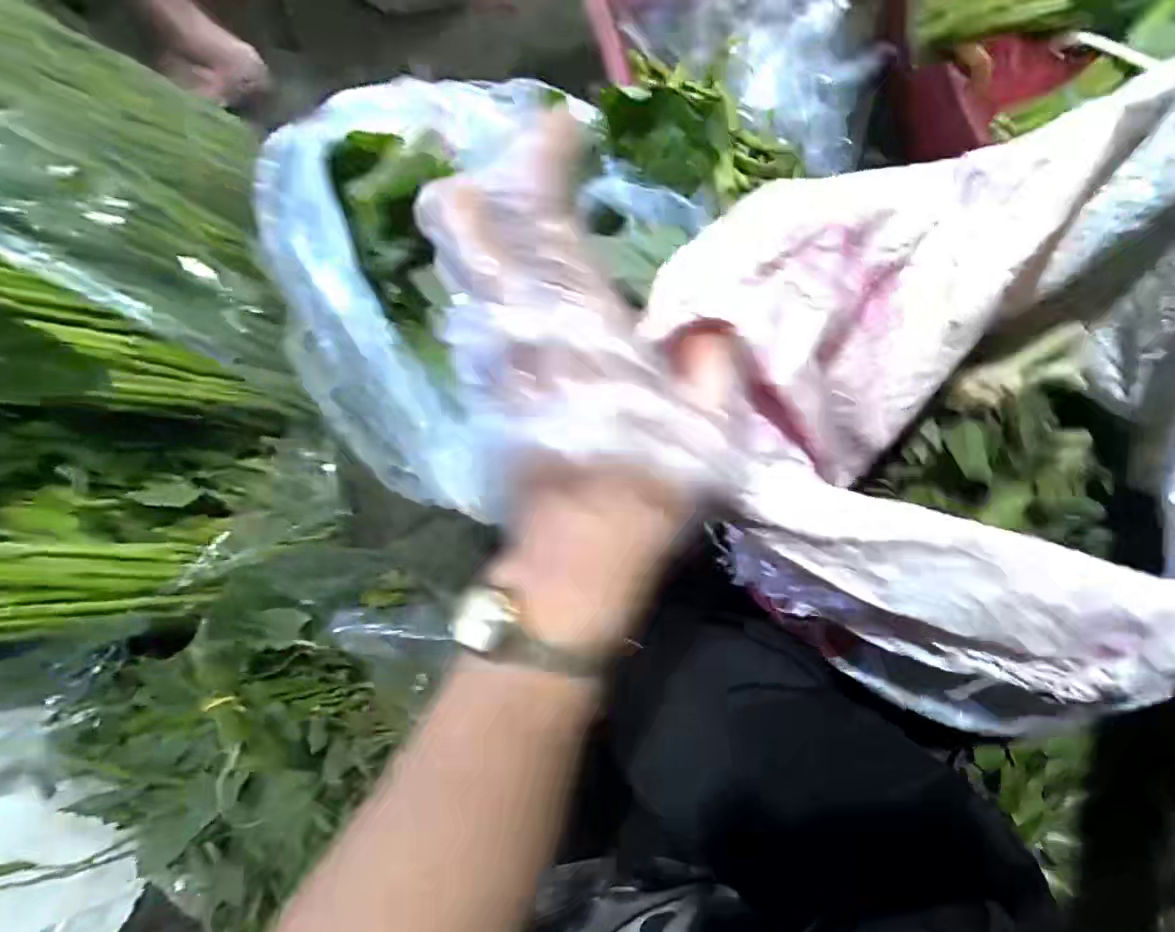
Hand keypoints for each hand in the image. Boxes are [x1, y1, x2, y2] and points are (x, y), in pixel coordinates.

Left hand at [417, 111, 740, 646]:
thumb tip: (712, 326)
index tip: (567, 128)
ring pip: (459, 268)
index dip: (543, 151)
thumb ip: (715, 361)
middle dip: (481, 181)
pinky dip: (492, 290)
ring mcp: (490, 359)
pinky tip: (531, 309)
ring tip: (532, 238)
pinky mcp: (483, 392)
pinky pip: (474, 317)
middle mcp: (518, 326)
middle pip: (459, 222)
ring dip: (484, 235)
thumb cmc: (649, 488)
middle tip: (526, 183)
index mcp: (580, 322)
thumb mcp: (709, 425)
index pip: (540, 208)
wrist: (582, 560)